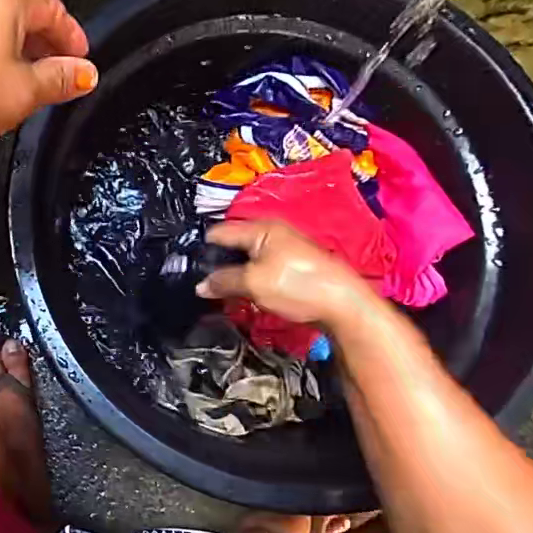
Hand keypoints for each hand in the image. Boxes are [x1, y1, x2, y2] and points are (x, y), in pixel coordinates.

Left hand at [0, 0, 96, 150]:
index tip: (81, 62)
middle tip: (57, 75)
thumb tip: (86, 73)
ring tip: (23, 85)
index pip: (52, 6)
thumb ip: (59, 79)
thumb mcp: (24, 92)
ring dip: (14, 51)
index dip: (72, 35)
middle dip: (44, 43)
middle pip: (20, 12)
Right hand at [197, 220, 400, 340]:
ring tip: (221, 292)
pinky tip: (244, 294)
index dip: (202, 249)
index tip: (189, 267)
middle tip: (203, 283)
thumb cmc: (297, 286)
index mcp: (260, 228)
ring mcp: (284, 249)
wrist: (343, 304)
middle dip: (217, 263)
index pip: (219, 232)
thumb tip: (200, 286)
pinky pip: (261, 268)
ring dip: (234, 274)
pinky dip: (250, 279)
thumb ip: (222, 282)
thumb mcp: (252, 283)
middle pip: (233, 244)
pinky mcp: (292, 266)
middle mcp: (272, 232)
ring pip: (247, 258)